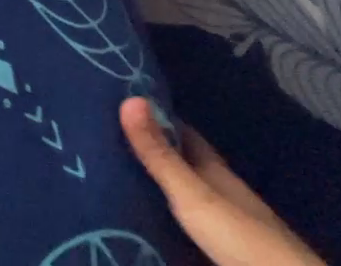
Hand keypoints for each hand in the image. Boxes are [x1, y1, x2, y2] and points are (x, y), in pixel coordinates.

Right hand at [119, 98, 324, 265]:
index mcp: (216, 171)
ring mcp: (220, 219)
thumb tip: (130, 97)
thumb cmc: (241, 236)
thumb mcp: (193, 193)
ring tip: (105, 166)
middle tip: (100, 131)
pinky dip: (156, 209)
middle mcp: (218, 190)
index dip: (154, 116)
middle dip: (145, 146)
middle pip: (179, 160)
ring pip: (177, 189)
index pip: (183, 133)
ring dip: (149, 179)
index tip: (117, 100)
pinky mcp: (215, 243)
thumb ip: (160, 153)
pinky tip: (133, 207)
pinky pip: (176, 216)